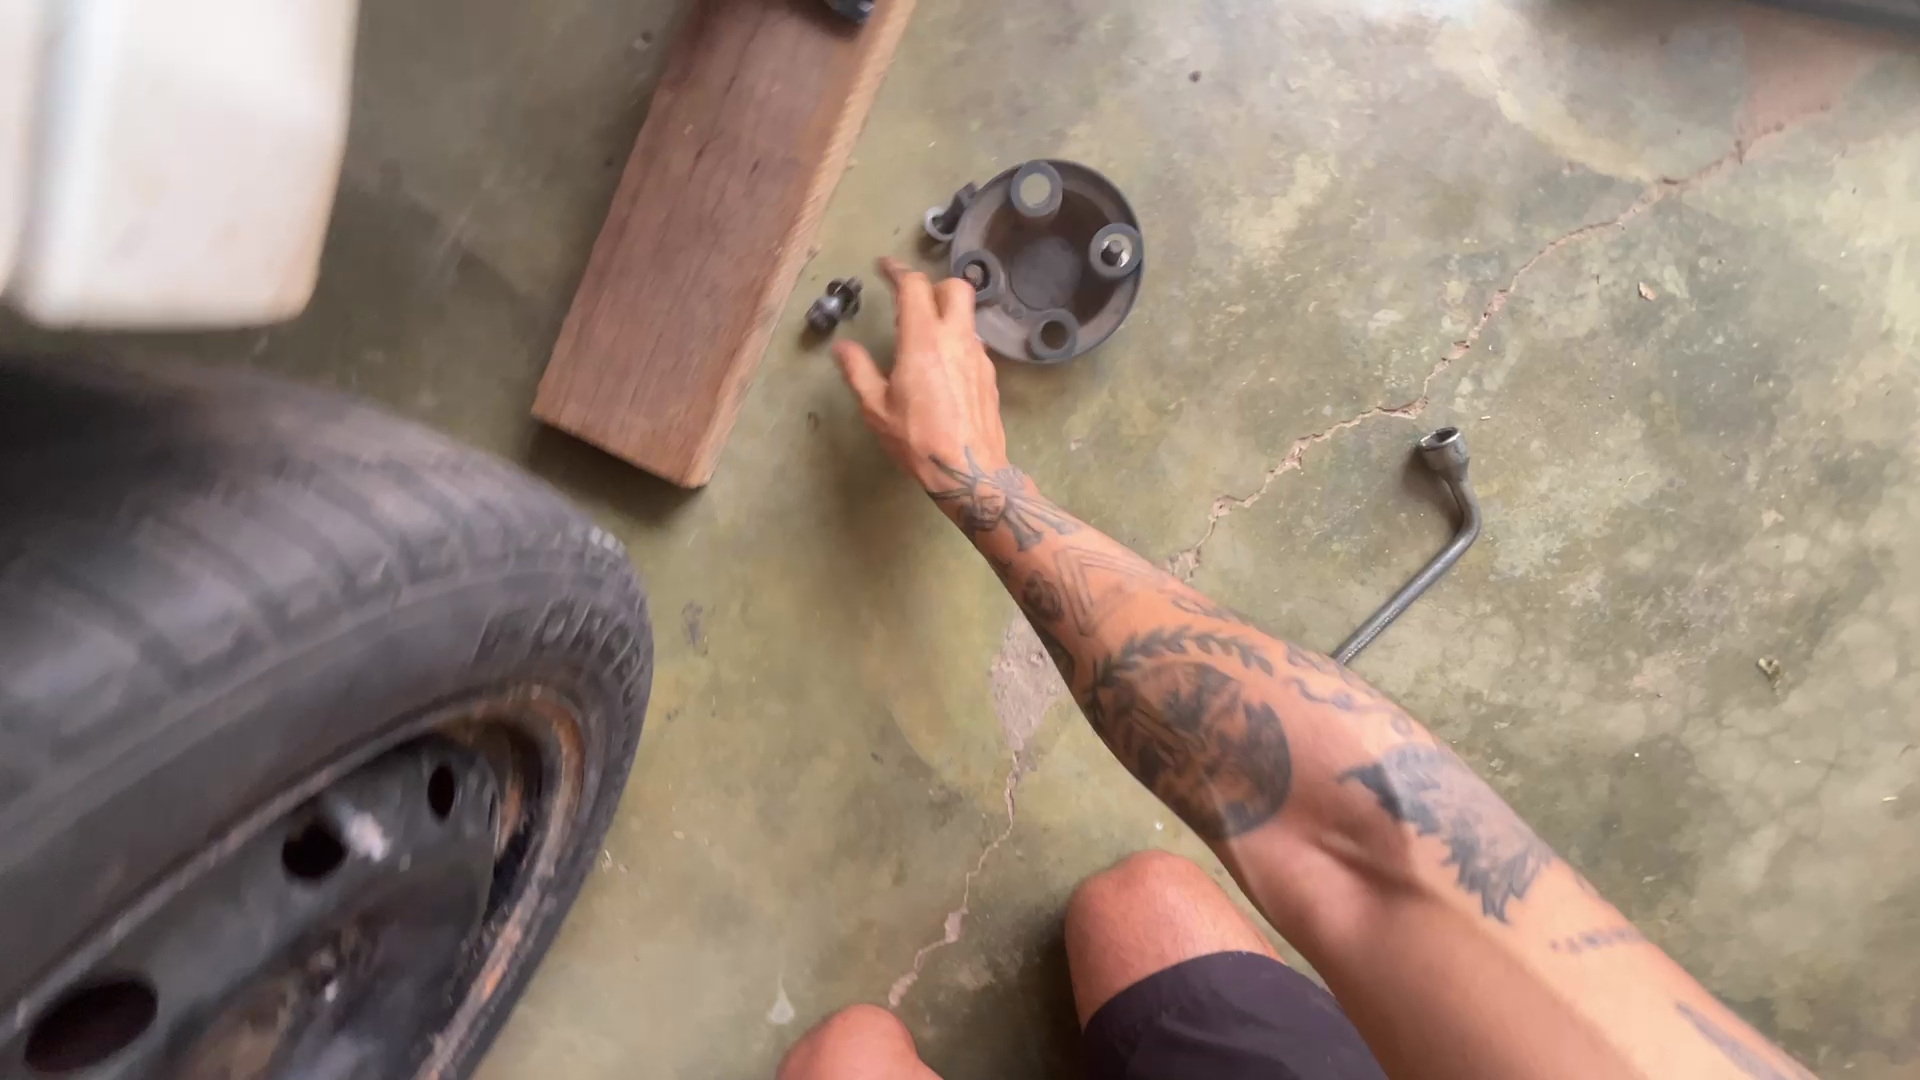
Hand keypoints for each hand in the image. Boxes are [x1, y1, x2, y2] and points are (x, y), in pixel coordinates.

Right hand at [834, 257, 1009, 491]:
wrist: (970, 471)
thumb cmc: (918, 440)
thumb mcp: (876, 409)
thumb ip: (858, 371)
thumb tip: (842, 347)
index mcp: (924, 339)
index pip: (914, 286)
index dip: (898, 270)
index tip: (884, 267)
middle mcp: (956, 339)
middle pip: (956, 287)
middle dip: (934, 285)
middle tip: (913, 301)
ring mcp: (979, 357)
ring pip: (968, 317)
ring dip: (947, 315)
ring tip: (925, 338)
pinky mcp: (990, 377)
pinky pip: (974, 345)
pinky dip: (957, 343)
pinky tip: (943, 369)